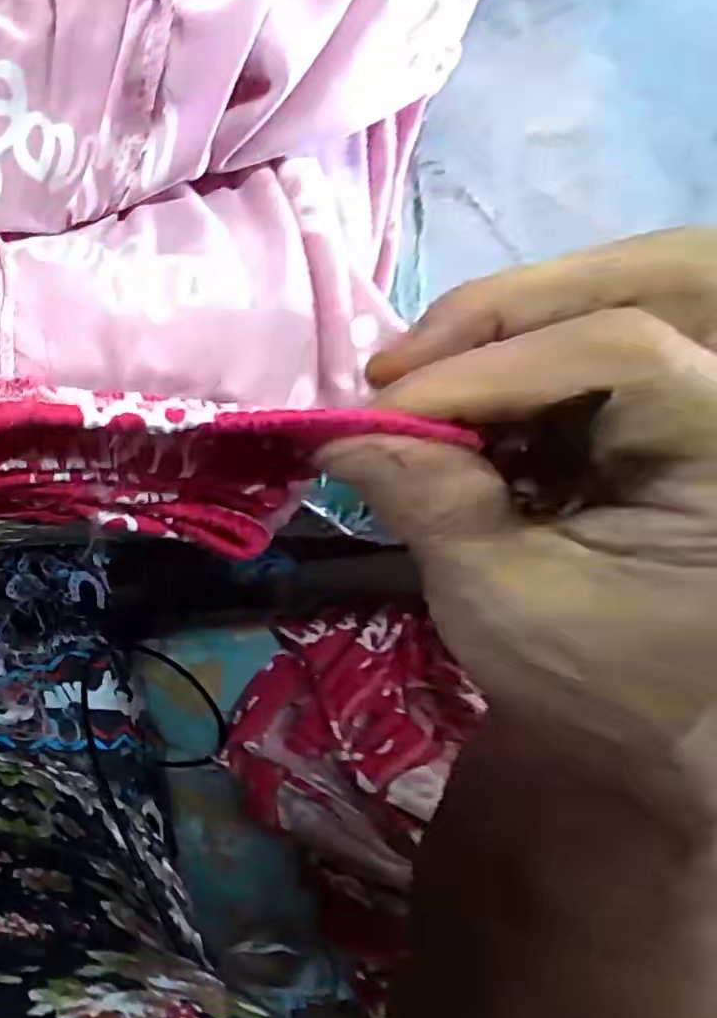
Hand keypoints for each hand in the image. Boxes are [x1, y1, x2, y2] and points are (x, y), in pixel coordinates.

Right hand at [321, 229, 716, 771]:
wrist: (684, 731)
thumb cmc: (608, 677)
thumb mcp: (501, 592)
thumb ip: (428, 500)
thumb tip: (337, 434)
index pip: (615, 351)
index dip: (478, 371)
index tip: (371, 414)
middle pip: (649, 286)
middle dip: (496, 316)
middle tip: (392, 367)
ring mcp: (712, 412)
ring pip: (618, 309)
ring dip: (497, 336)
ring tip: (413, 382)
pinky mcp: (672, 426)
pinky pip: (588, 359)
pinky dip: (504, 373)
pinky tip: (449, 412)